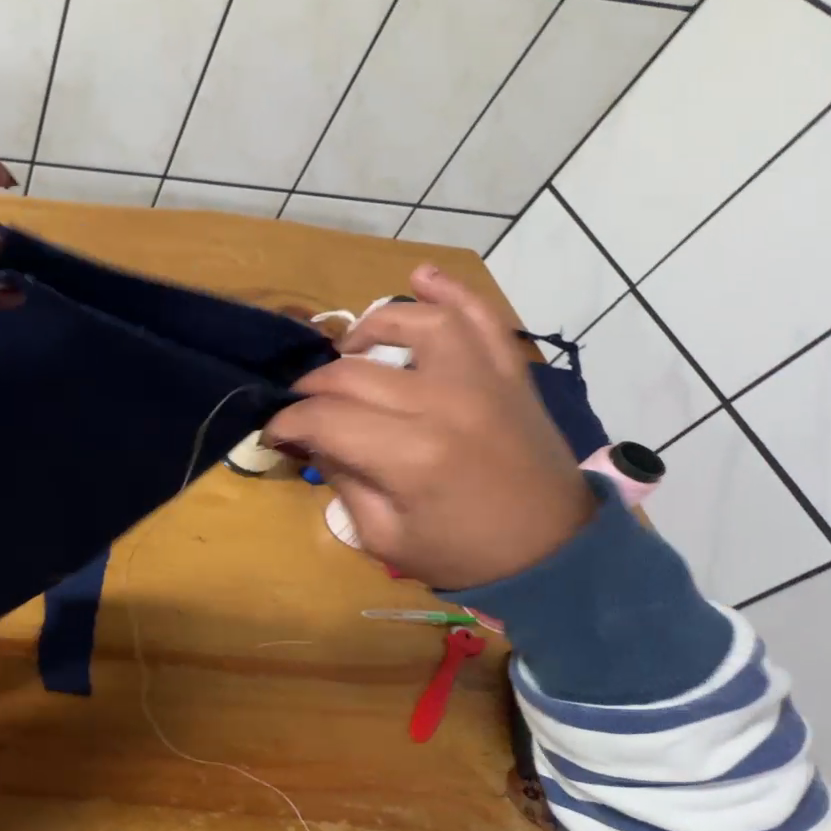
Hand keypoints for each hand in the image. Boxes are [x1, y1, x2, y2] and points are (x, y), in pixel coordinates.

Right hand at [264, 265, 594, 589]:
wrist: (556, 552)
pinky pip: (482, 317)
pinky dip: (452, 291)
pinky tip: (421, 277)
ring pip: (418, 324)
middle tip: (302, 408)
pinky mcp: (509, 374)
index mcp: (410, 454)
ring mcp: (483, 380)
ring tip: (352, 348)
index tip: (274, 435)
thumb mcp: (383, 534)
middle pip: (354, 372)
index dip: (286, 424)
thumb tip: (312, 440)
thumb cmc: (463, 553)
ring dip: (373, 327)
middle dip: (311, 388)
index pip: (323, 418)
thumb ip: (342, 479)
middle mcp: (445, 403)